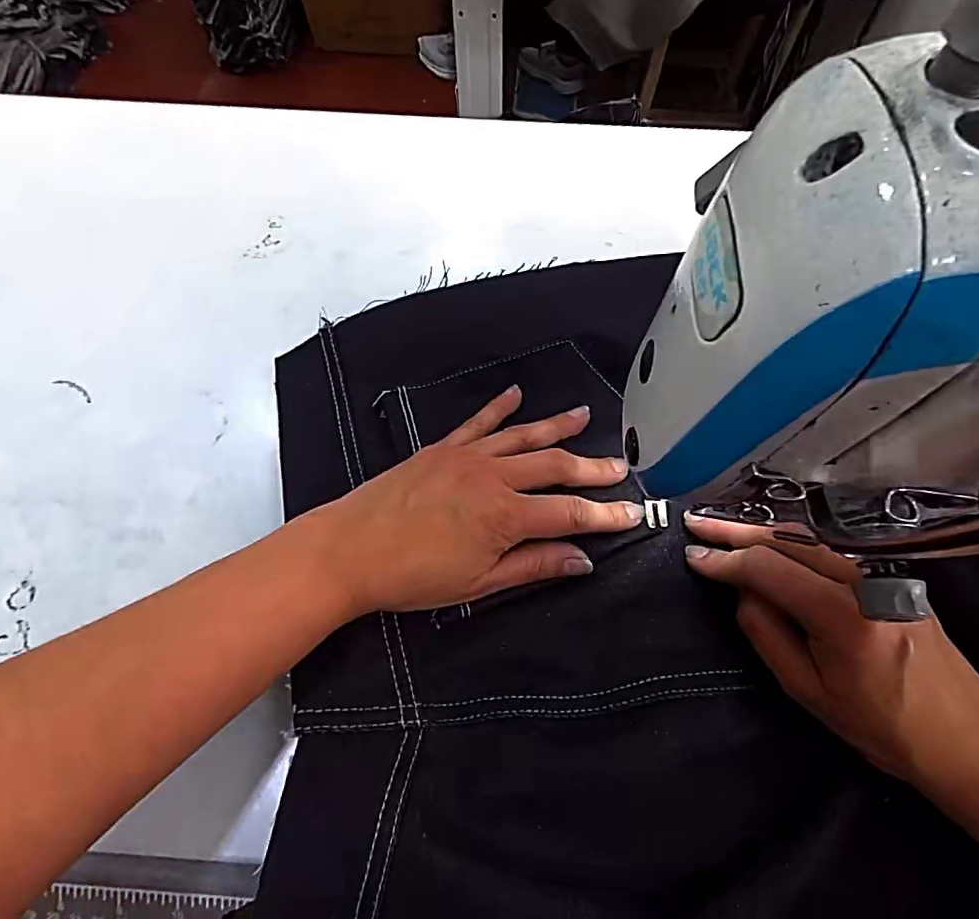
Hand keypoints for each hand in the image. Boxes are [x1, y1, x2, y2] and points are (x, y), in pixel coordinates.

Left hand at [290, 386, 641, 614]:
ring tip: (585, 416)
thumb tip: (579, 560)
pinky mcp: (443, 448)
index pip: (571, 513)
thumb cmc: (408, 575)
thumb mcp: (478, 583)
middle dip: (593, 468)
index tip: (632, 513)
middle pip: (557, 467)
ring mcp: (468, 457)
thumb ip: (534, 565)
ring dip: (558, 426)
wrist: (346, 551)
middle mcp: (493, 477)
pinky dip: (499, 407)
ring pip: (525, 436)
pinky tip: (516, 395)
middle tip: (620, 468)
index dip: (606, 514)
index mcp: (505, 514)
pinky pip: (479, 423)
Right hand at [684, 516, 978, 785]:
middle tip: (698, 524)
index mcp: (843, 615)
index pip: (769, 569)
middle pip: (788, 541)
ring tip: (724, 529)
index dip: (727, 560)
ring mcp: (881, 572)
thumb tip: (743, 592)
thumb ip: (770, 636)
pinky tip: (772, 542)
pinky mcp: (890, 575)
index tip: (693, 555)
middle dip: (738, 531)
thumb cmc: (885, 729)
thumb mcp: (813, 695)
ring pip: (809, 540)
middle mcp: (863, 580)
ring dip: (763, 532)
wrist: (966, 736)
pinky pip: (830, 550)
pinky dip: (793, 542)